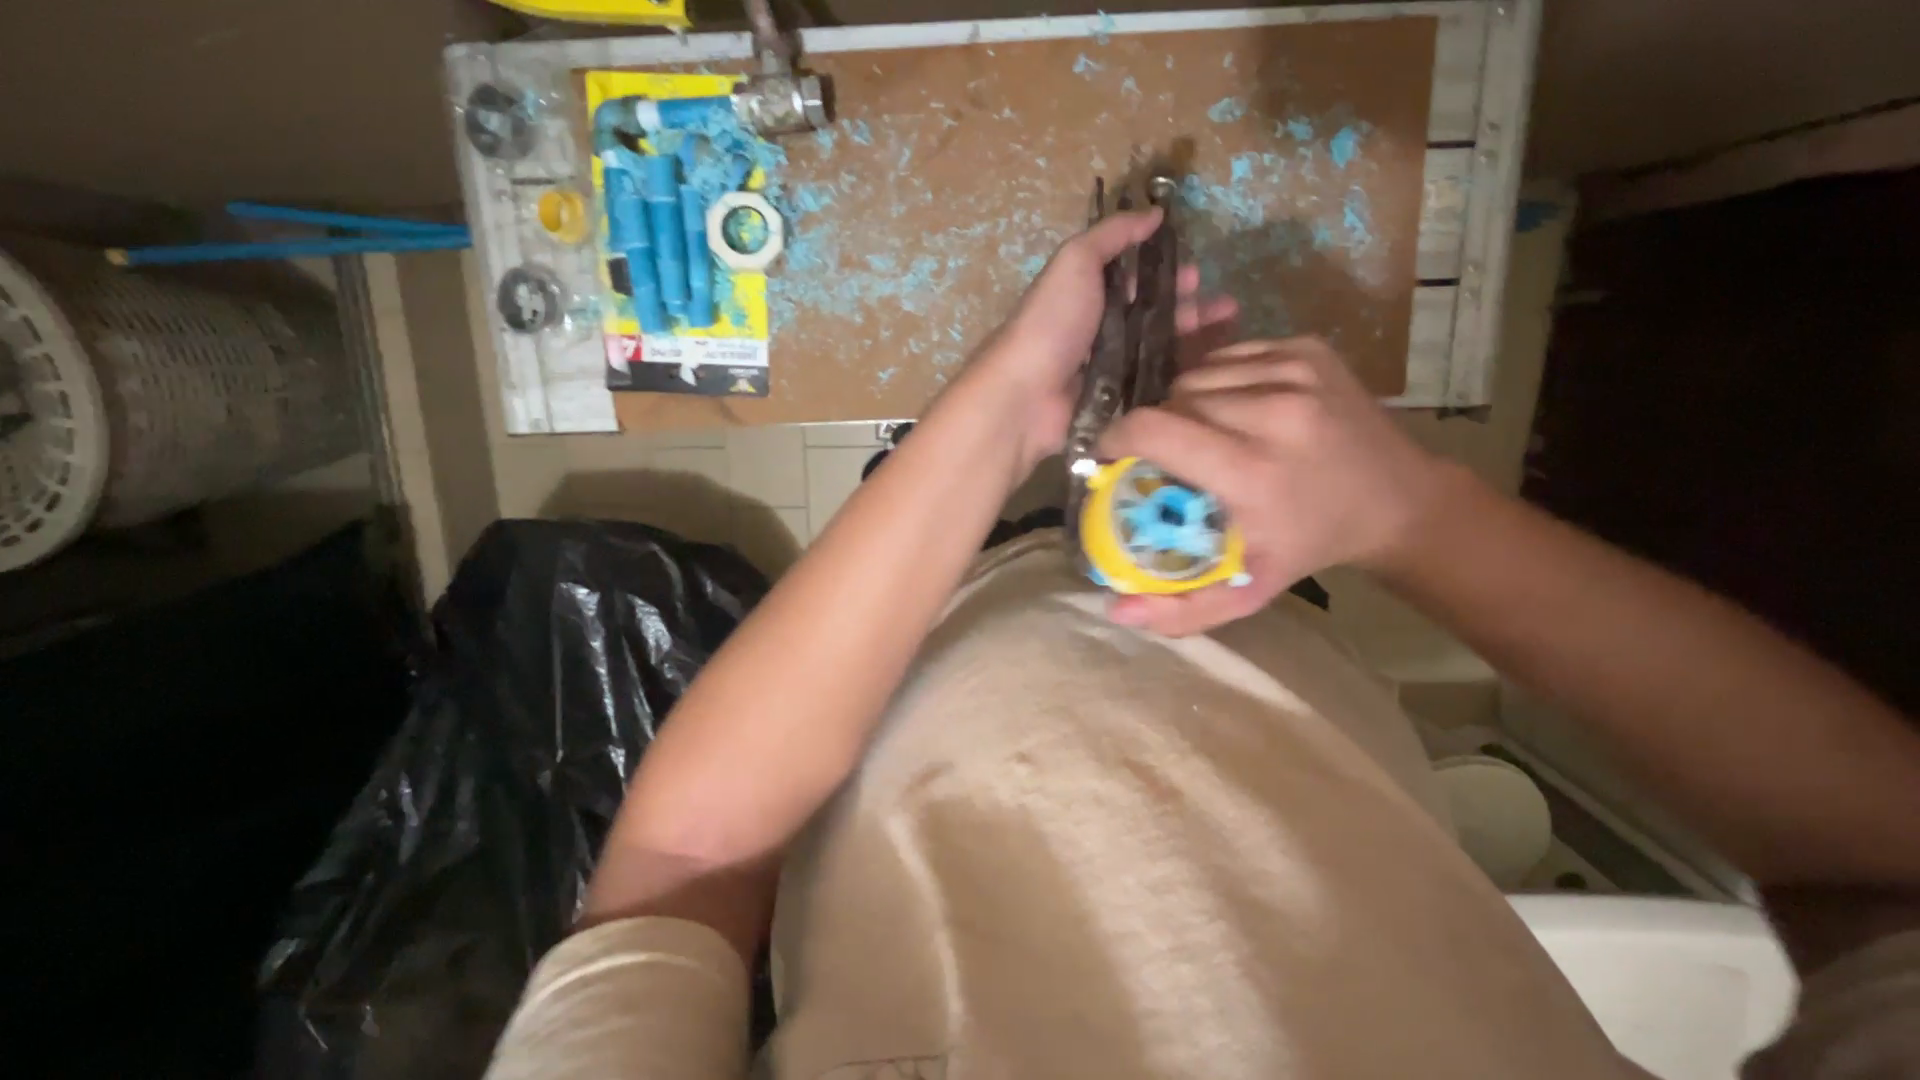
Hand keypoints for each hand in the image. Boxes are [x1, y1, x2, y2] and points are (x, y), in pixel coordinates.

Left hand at [962, 209, 1237, 470]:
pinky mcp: (1118, 400)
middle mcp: (1099, 328)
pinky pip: (1155, 383)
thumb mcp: (1076, 261)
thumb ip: (1112, 234)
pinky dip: (1182, 373)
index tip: (1197, 270)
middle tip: (1223, 303)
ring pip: (1158, 347)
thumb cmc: (1052, 321)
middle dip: (1188, 304)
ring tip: (1228, 327)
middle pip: (1151, 313)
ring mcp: (1109, 367)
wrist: (1028, 394)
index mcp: (1087, 293)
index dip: (1166, 271)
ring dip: (1192, 335)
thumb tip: (1154, 212)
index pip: (1135, 278)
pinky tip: (1212, 367)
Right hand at [1095, 337, 1447, 635]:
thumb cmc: (1310, 545)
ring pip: (1199, 373)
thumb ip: (1182, 609)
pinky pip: (1230, 354)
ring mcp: (1295, 372)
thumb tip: (1116, 610)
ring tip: (1207, 434)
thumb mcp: (1249, 590)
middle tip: (1169, 456)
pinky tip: (1238, 408)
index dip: (1117, 438)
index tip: (1111, 456)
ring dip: (1189, 403)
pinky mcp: (1308, 348)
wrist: (1396, 498)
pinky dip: (1220, 379)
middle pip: (1173, 400)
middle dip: (1159, 426)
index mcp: (1254, 470)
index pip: (1154, 429)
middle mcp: (1275, 411)